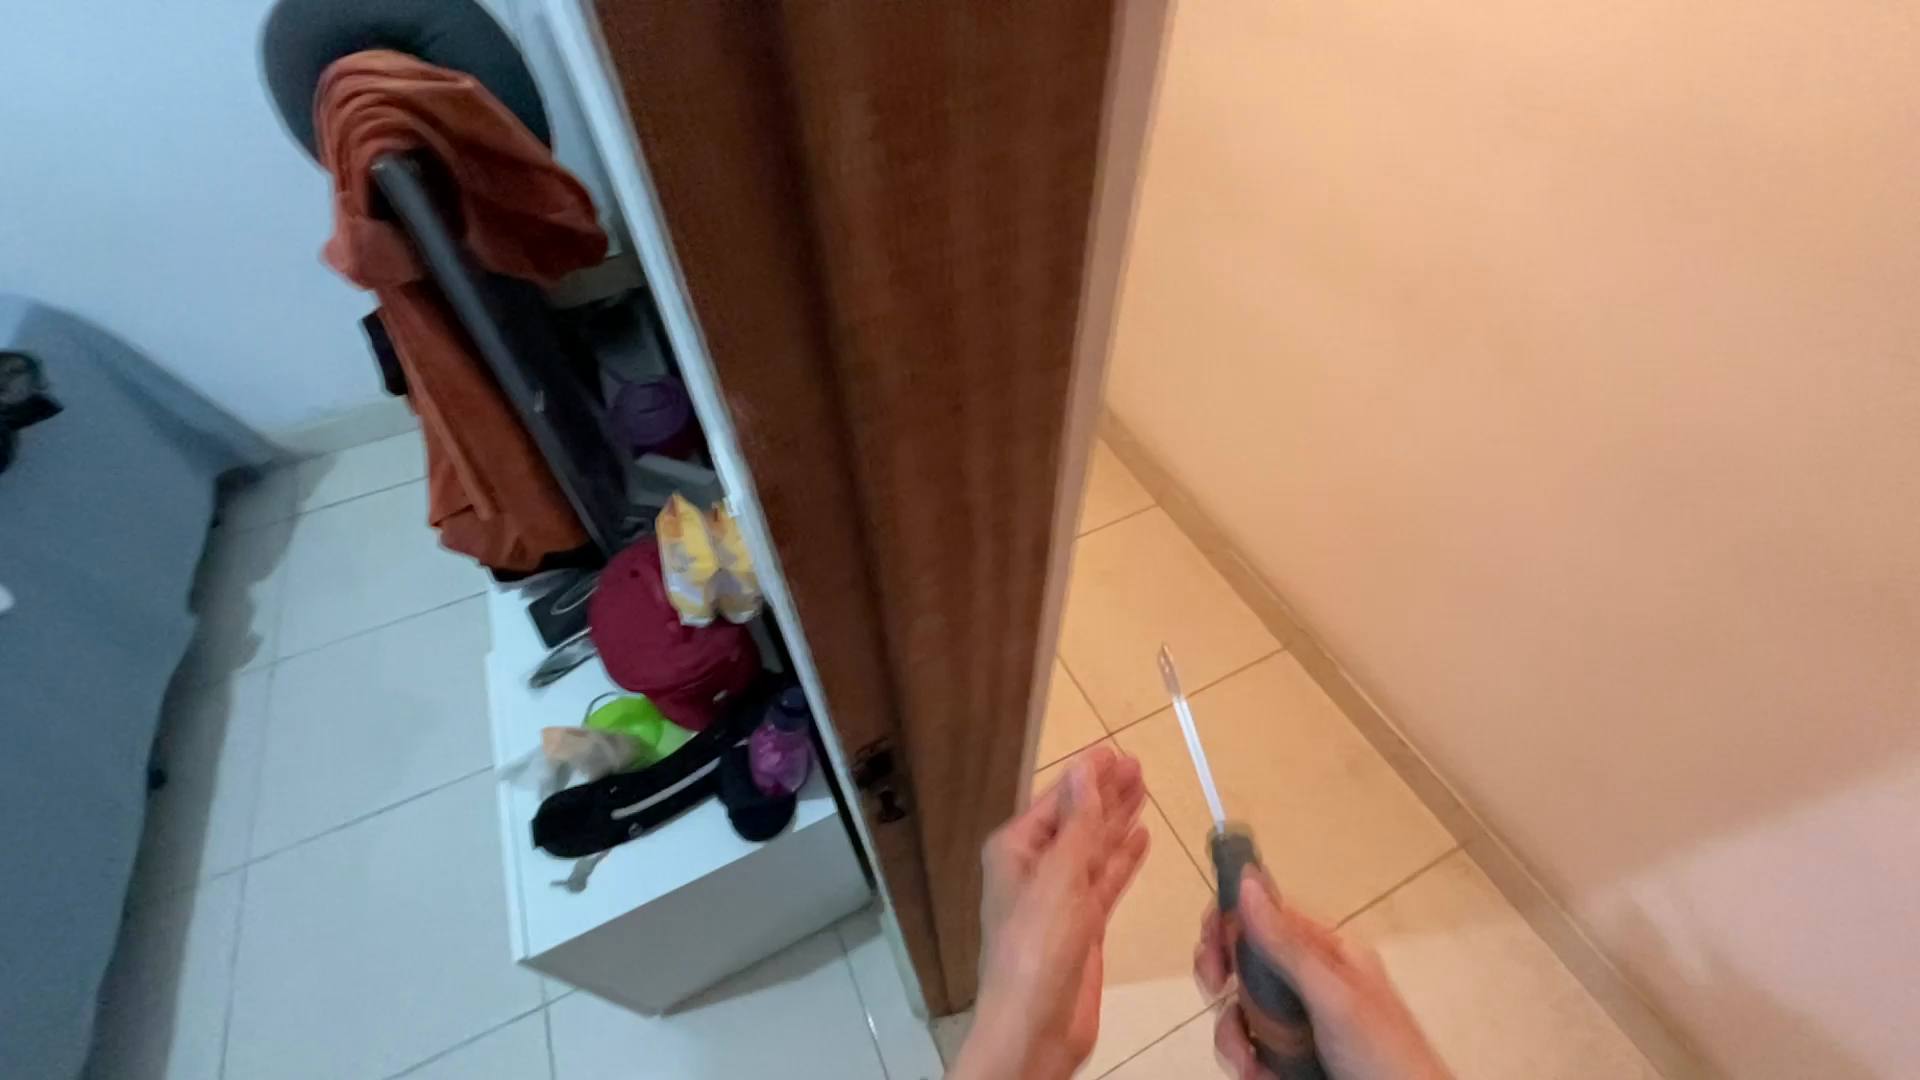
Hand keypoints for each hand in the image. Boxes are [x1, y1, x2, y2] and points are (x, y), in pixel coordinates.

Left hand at [954, 746, 1150, 1079]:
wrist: (1034, 1028)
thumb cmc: (1038, 945)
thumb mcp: (1059, 875)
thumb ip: (1078, 821)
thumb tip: (1083, 768)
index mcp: (1016, 848)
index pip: (1056, 799)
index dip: (1087, 775)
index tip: (1116, 752)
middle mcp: (1035, 866)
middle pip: (1077, 819)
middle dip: (1106, 793)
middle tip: (1139, 767)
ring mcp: (1060, 896)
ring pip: (1094, 847)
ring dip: (1117, 821)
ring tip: (1145, 791)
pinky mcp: (1082, 923)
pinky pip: (1105, 879)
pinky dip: (1123, 858)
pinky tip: (1142, 837)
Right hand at [1196, 872, 1452, 1079]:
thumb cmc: (1383, 1059)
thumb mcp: (1334, 999)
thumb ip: (1286, 944)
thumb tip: (1244, 877)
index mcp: (1327, 953)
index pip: (1265, 913)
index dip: (1230, 919)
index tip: (1210, 941)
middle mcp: (1309, 981)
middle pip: (1243, 956)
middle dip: (1220, 972)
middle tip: (1213, 987)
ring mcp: (1299, 1022)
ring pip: (1239, 1005)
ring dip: (1232, 1032)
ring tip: (1247, 1063)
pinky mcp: (1291, 1060)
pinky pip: (1249, 1046)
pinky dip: (1244, 1060)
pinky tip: (1257, 1075)